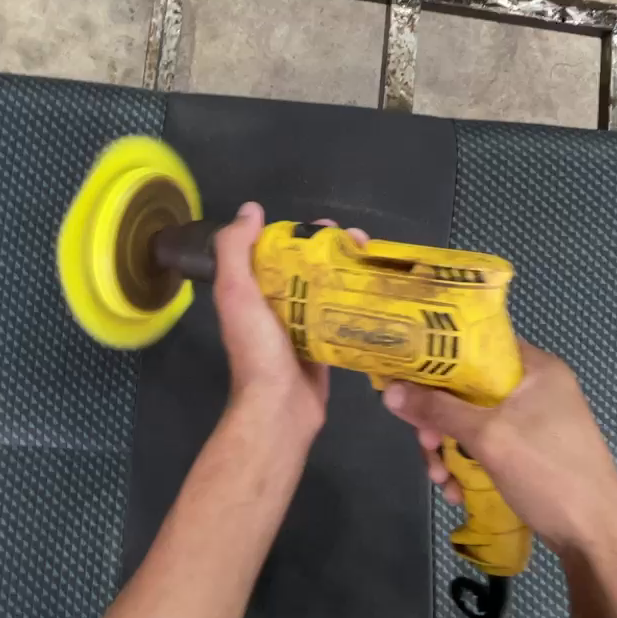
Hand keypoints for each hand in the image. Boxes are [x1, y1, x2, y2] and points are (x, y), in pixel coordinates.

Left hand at [211, 203, 363, 442]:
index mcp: (252, 291)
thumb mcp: (236, 293)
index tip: (327, 225)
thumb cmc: (257, 348)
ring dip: (350, 272)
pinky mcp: (325, 347)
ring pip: (328, 290)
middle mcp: (276, 306)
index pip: (277, 251)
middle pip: (308, 268)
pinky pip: (343, 318)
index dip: (301, 234)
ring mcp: (302, 327)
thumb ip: (235, 250)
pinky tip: (381, 292)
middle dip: (334, 251)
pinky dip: (359, 303)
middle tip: (362, 242)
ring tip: (375, 260)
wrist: (279, 407)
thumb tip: (250, 209)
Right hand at [381, 339, 616, 557]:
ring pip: (472, 420)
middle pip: (468, 388)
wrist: (598, 540)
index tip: (405, 376)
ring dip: (448, 449)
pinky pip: (486, 445)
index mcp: (536, 369)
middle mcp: (536, 388)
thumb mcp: (487, 437)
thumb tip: (389, 391)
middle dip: (439, 419)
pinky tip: (456, 491)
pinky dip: (467, 464)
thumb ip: (437, 410)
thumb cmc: (548, 474)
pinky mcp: (529, 450)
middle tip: (426, 443)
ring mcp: (534, 421)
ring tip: (440, 479)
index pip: (478, 345)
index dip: (438, 358)